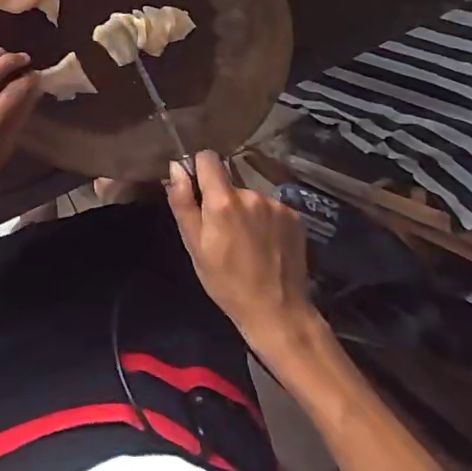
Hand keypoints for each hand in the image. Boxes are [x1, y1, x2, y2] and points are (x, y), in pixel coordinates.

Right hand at [167, 150, 315, 344]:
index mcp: (222, 200)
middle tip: (222, 232)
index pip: (208, 158)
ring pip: (250, 196)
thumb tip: (176, 168)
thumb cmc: (226, 281)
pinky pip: (270, 208)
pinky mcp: (295, 216)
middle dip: (223, 200)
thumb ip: (182, 202)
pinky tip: (266, 245)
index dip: (200, 169)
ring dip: (245, 211)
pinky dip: (265, 220)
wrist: (279, 312)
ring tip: (246, 242)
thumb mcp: (194, 245)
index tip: (199, 191)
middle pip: (229, 183)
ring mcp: (277, 205)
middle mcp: (252, 194)